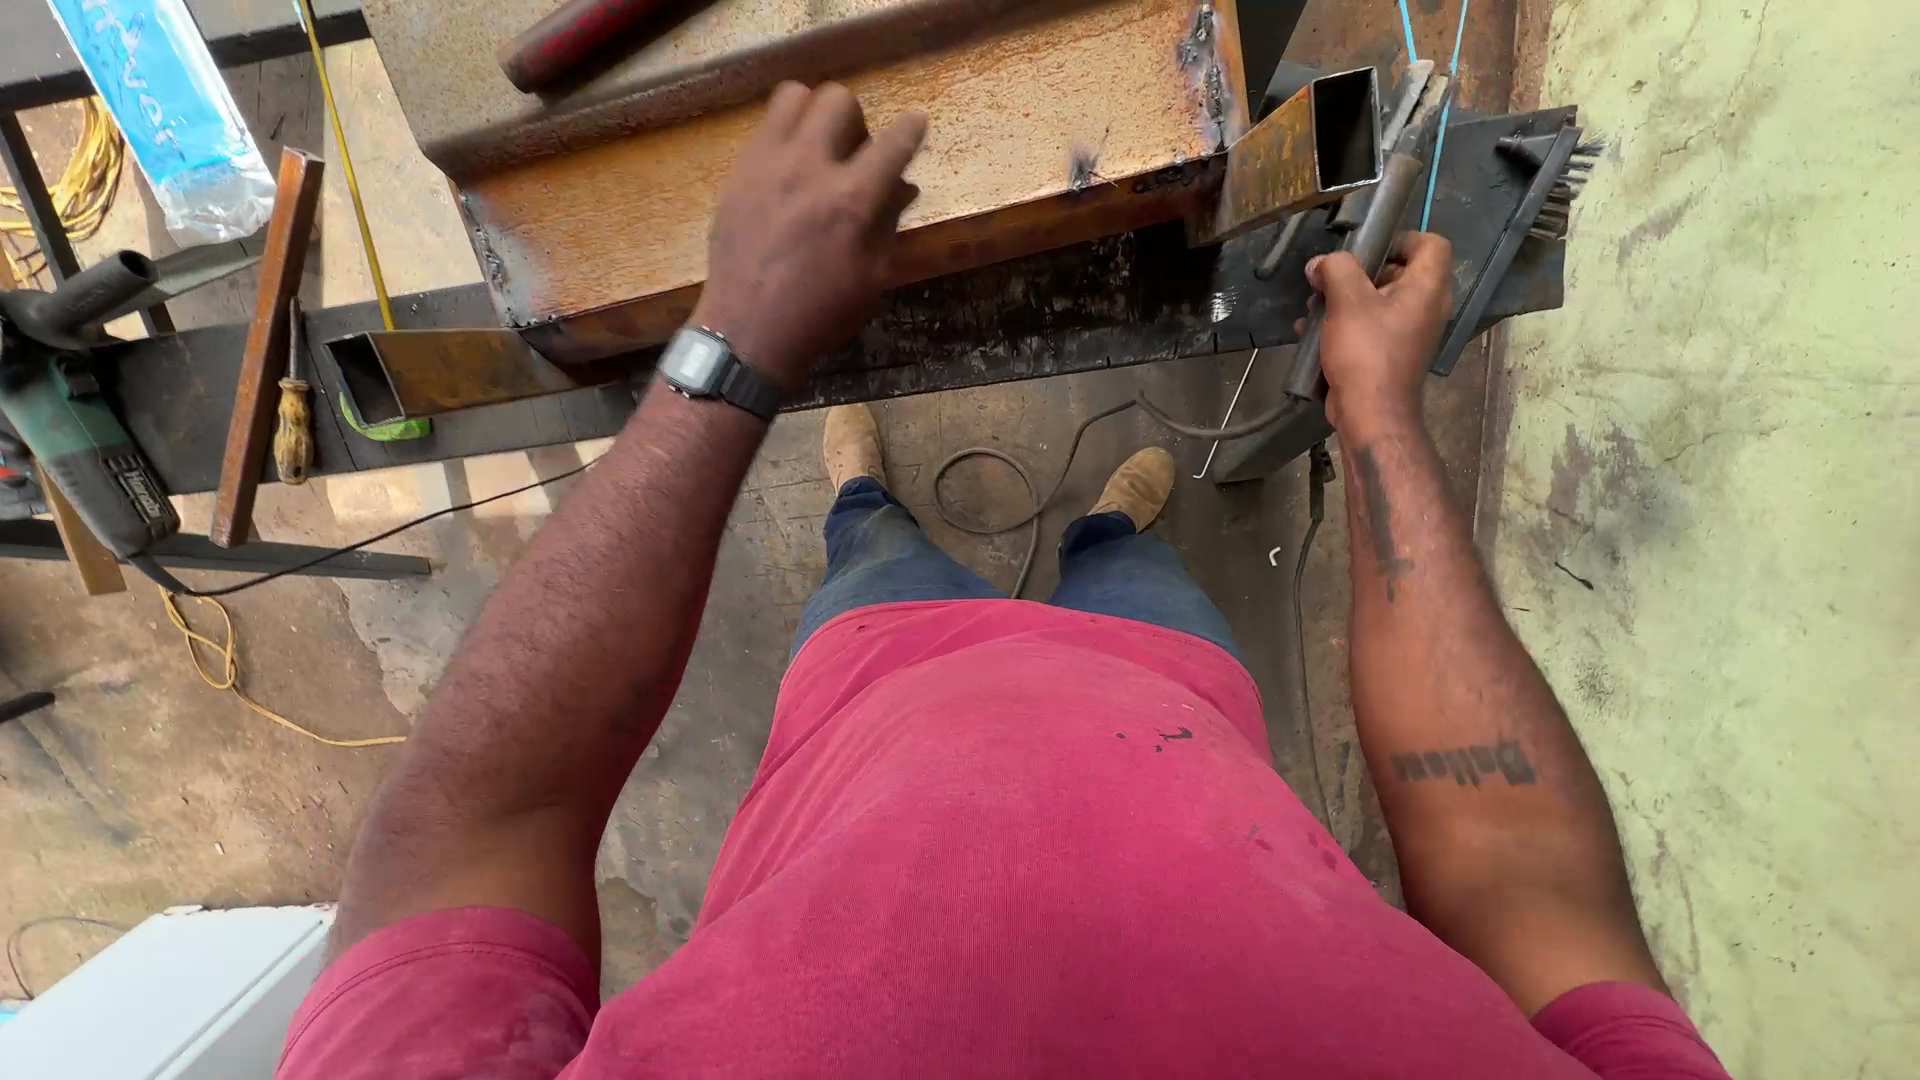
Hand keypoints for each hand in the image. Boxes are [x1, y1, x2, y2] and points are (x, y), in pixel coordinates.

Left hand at [690, 82, 928, 393]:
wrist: (749, 331)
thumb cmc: (820, 315)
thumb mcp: (869, 279)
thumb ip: (887, 225)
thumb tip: (903, 187)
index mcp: (851, 201)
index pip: (893, 144)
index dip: (911, 130)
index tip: (916, 123)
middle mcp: (809, 168)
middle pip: (839, 100)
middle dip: (856, 122)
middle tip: (855, 155)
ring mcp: (767, 164)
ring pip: (795, 96)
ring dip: (815, 114)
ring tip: (818, 149)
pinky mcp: (739, 171)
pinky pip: (765, 126)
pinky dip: (785, 135)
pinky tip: (789, 170)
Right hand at [1308, 231, 1453, 435]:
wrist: (1371, 411)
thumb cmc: (1365, 352)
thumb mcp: (1347, 302)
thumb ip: (1335, 270)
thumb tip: (1321, 263)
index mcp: (1428, 287)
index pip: (1431, 244)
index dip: (1400, 239)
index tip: (1365, 249)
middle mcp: (1427, 307)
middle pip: (1400, 273)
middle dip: (1360, 273)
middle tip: (1330, 281)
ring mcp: (1411, 333)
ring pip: (1380, 302)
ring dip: (1347, 301)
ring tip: (1316, 308)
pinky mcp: (1392, 354)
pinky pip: (1371, 328)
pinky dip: (1346, 325)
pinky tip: (1314, 333)